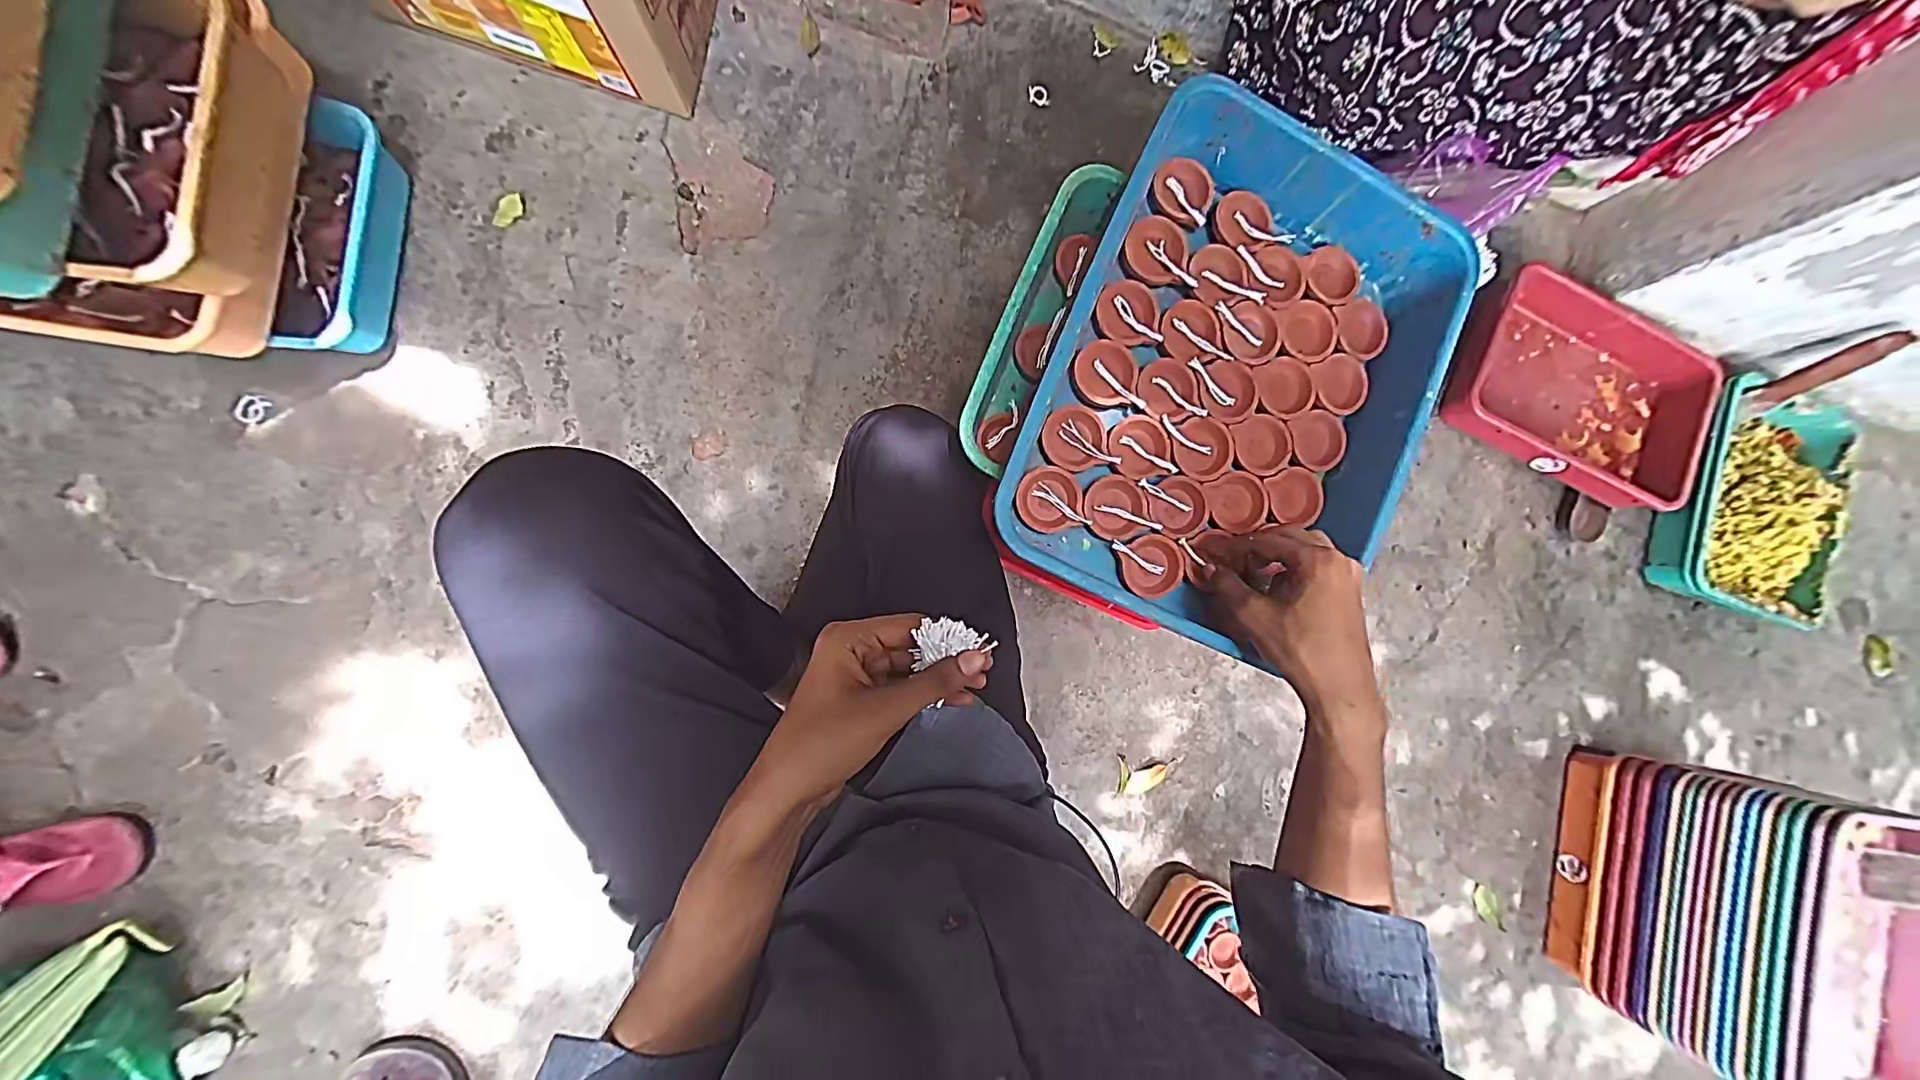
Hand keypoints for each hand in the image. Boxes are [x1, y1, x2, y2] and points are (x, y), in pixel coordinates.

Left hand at [746, 614, 991, 809]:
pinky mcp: (860, 698)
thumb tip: (970, 659)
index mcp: (846, 639)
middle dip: (947, 660)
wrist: (789, 789)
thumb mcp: (886, 709)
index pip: (910, 625)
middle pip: (911, 646)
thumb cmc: (816, 746)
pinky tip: (951, 698)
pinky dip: (925, 694)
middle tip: (979, 667)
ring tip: (972, 684)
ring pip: (908, 668)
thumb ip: (935, 681)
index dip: (947, 637)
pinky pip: (899, 687)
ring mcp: (854, 676)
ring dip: (939, 678)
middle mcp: (849, 651)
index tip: (977, 648)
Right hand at [1193, 528, 1379, 714]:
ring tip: (1252, 572)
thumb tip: (1212, 570)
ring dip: (1276, 556)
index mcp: (1319, 561)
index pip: (1269, 540)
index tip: (1218, 552)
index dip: (1237, 546)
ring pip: (1305, 551)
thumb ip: (1228, 586)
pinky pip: (1316, 568)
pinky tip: (1275, 588)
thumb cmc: (1305, 652)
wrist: (1339, 688)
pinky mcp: (1348, 594)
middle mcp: (1338, 562)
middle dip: (1258, 546)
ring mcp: (1347, 578)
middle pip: (1290, 538)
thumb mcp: (1254, 616)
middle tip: (1233, 559)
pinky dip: (1292, 569)